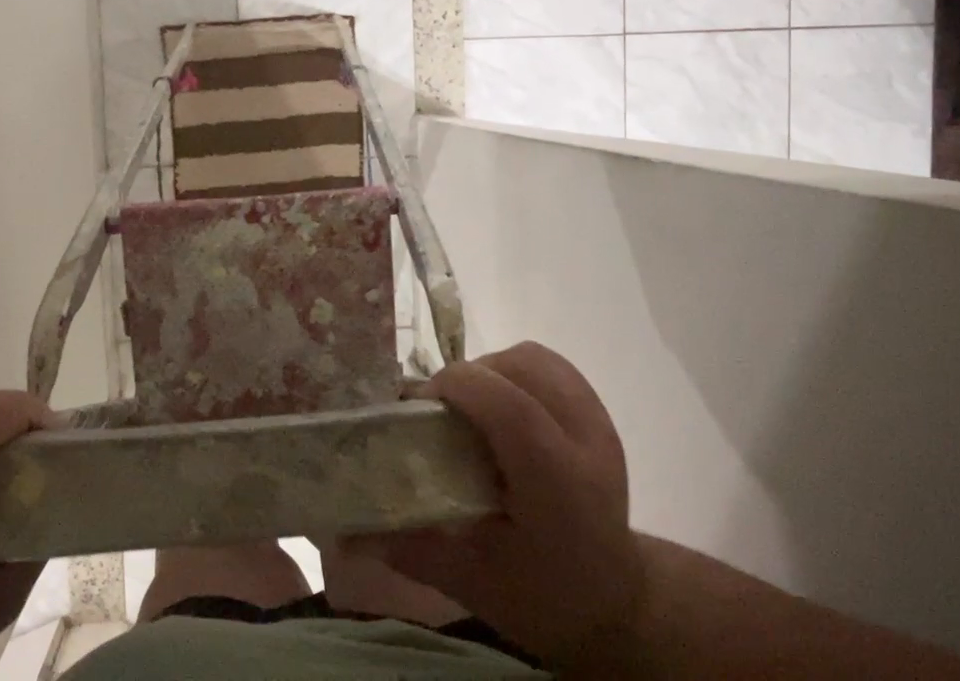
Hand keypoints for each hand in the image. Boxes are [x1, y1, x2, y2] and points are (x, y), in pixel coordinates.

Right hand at [345, 343, 641, 670]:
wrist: (614, 600)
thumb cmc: (542, 596)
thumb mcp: (472, 582)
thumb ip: (412, 548)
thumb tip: (345, 533)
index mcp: (558, 486)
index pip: (513, 409)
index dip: (460, 387)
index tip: (421, 403)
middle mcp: (585, 443)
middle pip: (524, 369)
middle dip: (470, 376)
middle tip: (440, 411)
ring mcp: (598, 423)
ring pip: (537, 359)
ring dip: (493, 369)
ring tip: (470, 406)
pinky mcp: (600, 415)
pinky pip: (552, 366)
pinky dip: (517, 372)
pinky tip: (499, 406)